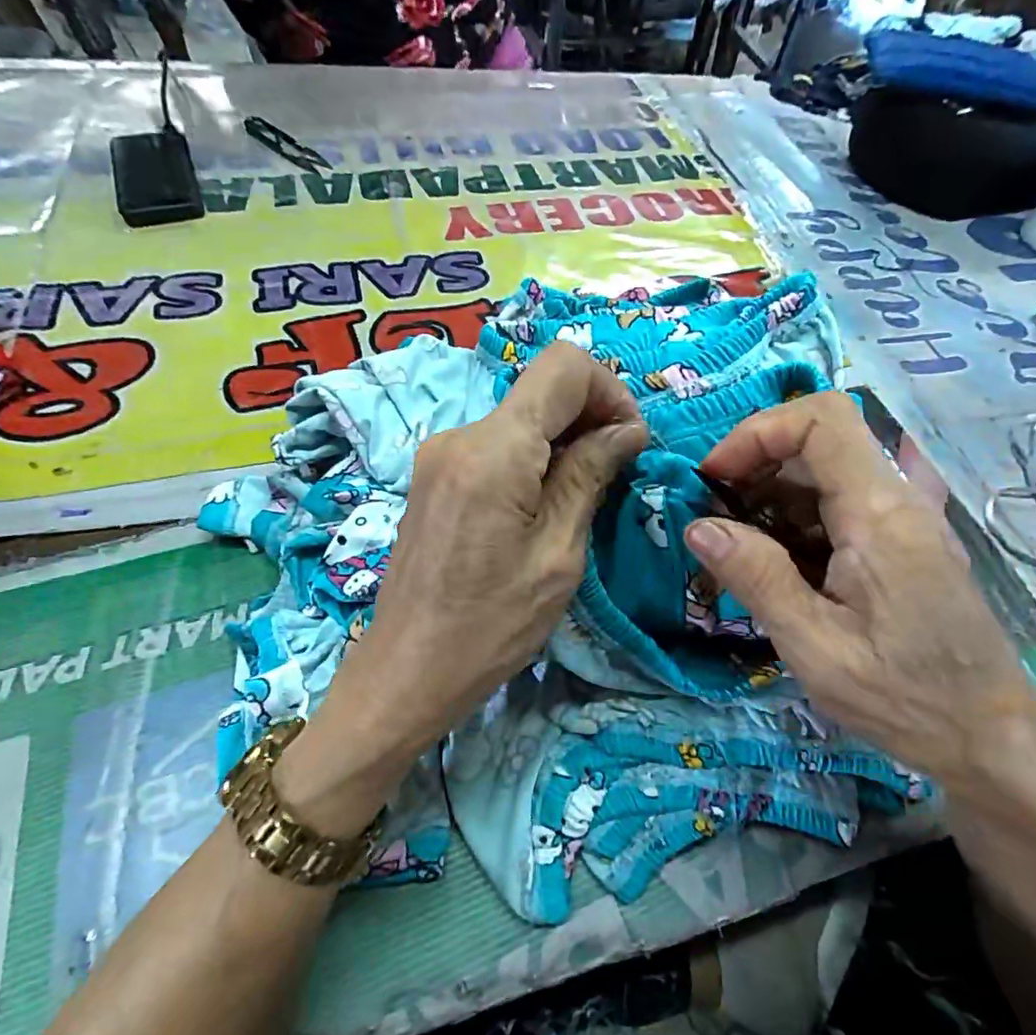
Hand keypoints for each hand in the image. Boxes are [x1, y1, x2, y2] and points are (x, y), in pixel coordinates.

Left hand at [336, 342, 646, 755]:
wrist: (407, 669)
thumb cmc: (490, 626)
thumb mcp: (557, 555)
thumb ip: (588, 477)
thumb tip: (623, 430)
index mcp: (492, 450)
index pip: (563, 365)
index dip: (610, 392)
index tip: (628, 444)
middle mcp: (457, 437)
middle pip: (539, 392)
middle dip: (587, 420)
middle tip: (612, 478)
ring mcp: (437, 457)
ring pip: (517, 421)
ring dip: (558, 446)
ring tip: (576, 505)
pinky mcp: (431, 480)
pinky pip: (492, 449)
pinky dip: (527, 463)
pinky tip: (537, 512)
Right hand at [682, 392, 1035, 788]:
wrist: (989, 741)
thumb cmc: (903, 696)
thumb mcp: (813, 645)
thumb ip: (757, 578)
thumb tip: (697, 527)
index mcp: (879, 515)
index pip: (821, 420)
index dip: (757, 432)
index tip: (713, 480)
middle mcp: (898, 504)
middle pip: (818, 444)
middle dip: (753, 469)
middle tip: (713, 522)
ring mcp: (905, 525)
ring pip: (826, 477)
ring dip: (769, 500)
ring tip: (735, 552)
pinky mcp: (902, 549)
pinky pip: (841, 510)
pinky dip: (795, 522)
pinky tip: (775, 562)